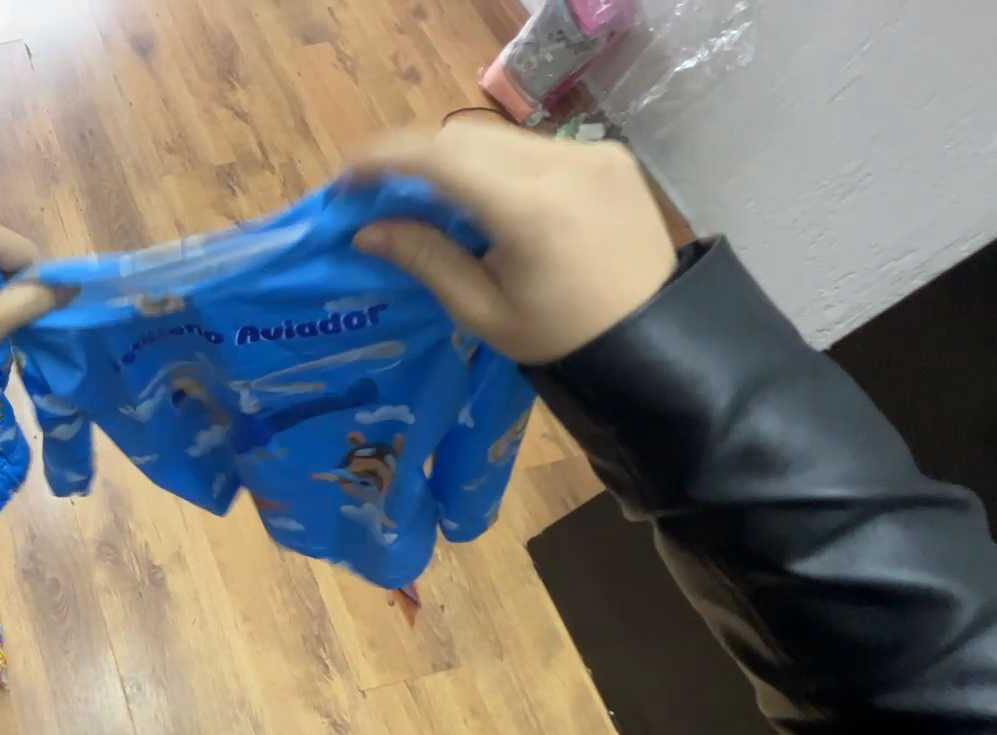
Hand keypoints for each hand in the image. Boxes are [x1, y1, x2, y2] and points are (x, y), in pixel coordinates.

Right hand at [347, 124, 677, 363]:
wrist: (649, 333)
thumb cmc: (553, 334)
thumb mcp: (477, 308)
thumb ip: (424, 259)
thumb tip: (366, 231)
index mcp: (531, 209)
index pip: (445, 160)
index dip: (388, 158)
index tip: (347, 173)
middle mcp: (565, 163)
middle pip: (465, 139)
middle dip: (409, 154)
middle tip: (369, 184)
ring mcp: (591, 152)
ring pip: (495, 138)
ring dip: (444, 157)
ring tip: (409, 188)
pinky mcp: (603, 154)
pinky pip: (526, 146)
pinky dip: (484, 161)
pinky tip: (465, 191)